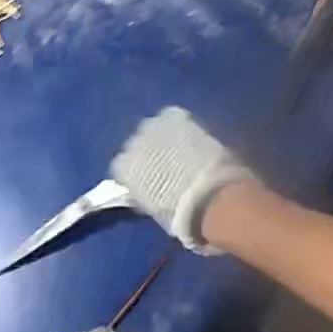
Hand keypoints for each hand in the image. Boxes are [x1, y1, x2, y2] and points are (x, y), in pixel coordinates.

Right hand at [111, 107, 256, 252]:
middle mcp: (130, 144)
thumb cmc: (181, 215)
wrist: (209, 197)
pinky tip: (194, 137)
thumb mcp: (154, 207)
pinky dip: (182, 126)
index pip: (124, 166)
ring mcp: (151, 127)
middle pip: (138, 144)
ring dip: (166, 138)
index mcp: (122, 168)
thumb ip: (146, 192)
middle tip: (171, 165)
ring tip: (185, 150)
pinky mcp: (173, 116)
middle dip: (152, 153)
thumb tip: (150, 189)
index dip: (140, 172)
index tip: (152, 180)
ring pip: (155, 129)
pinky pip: (172, 118)